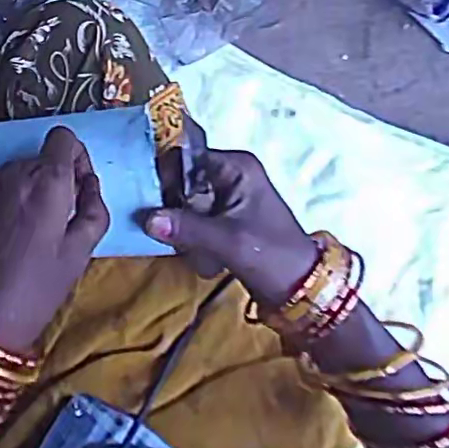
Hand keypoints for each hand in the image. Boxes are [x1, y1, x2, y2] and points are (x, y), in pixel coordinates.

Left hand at [0, 126, 108, 350]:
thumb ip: (93, 208)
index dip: (73, 157)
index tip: (74, 184)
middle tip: (47, 225)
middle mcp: (11, 171)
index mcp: (47, 183)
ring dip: (18, 193)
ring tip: (16, 236)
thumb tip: (88, 184)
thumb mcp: (79, 254)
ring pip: (10, 174)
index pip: (63, 138)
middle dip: (47, 183)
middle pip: (37, 160)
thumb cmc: (32, 293)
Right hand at [145, 149, 318, 306]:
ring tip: (184, 247)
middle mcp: (231, 173)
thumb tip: (145, 218)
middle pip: (183, 179)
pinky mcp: (225, 217)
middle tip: (160, 228)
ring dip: (181, 225)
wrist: (302, 290)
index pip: (186, 156)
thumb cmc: (271, 256)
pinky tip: (199, 256)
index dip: (165, 175)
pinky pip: (194, 217)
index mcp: (236, 166)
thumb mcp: (226, 241)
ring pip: (185, 200)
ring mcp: (228, 195)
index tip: (148, 198)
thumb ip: (185, 227)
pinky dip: (191, 235)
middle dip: (171, 205)